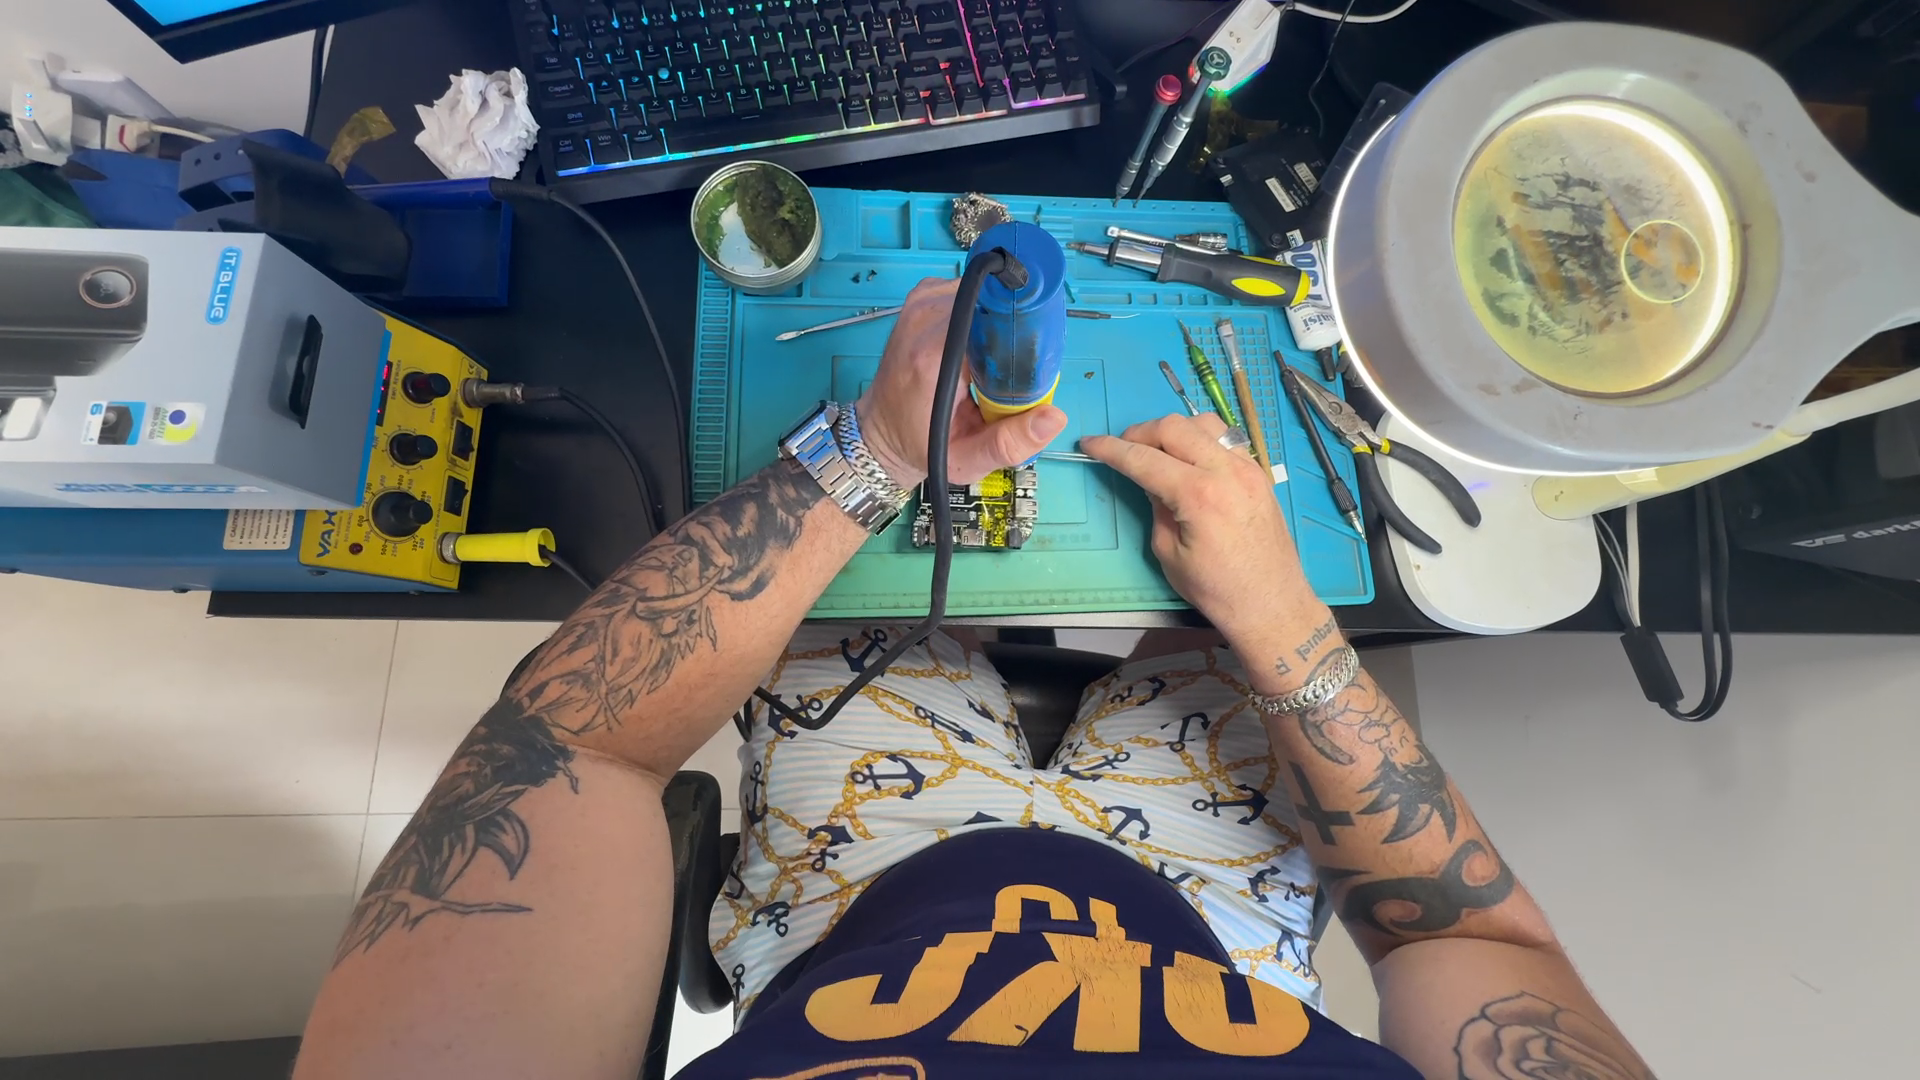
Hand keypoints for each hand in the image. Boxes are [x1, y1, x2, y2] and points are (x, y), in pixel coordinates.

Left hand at [857, 278, 1068, 486]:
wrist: (880, 432)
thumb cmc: (921, 445)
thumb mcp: (966, 461)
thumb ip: (1010, 444)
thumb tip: (1054, 417)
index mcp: (932, 357)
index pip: (997, 323)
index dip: (1024, 343)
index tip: (1029, 373)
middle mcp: (924, 319)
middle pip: (995, 307)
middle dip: (1013, 338)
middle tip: (1010, 378)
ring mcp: (922, 302)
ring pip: (987, 297)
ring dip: (998, 327)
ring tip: (991, 366)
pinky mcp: (923, 296)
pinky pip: (972, 294)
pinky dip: (982, 317)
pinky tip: (977, 349)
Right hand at [1082, 413, 1341, 692]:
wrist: (1271, 602)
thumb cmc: (1214, 588)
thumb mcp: (1168, 552)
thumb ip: (1156, 507)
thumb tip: (1150, 481)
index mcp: (1197, 495)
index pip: (1144, 458)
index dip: (1111, 449)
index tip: (1089, 443)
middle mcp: (1225, 470)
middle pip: (1174, 426)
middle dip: (1140, 432)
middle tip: (1123, 448)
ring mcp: (1247, 467)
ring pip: (1203, 423)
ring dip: (1173, 429)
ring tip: (1157, 450)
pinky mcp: (1259, 473)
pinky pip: (1225, 438)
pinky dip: (1200, 438)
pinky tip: (1190, 459)